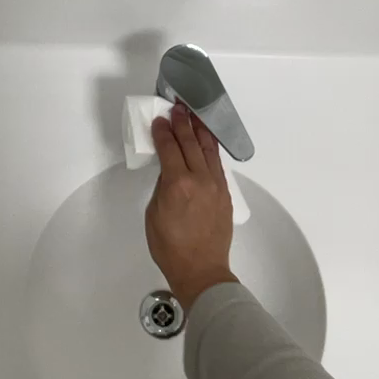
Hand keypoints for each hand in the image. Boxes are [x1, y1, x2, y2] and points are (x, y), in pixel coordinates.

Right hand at [145, 103, 236, 309]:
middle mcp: (199, 179)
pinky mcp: (225, 193)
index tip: (159, 120)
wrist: (201, 270)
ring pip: (208, 150)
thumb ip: (162, 188)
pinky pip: (218, 164)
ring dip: (200, 131)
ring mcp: (216, 185)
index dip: (163, 132)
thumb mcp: (154, 214)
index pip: (169, 149)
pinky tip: (207, 142)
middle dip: (182, 124)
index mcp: (177, 184)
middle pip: (190, 143)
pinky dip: (211, 149)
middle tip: (178, 108)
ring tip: (194, 116)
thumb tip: (170, 173)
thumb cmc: (169, 247)